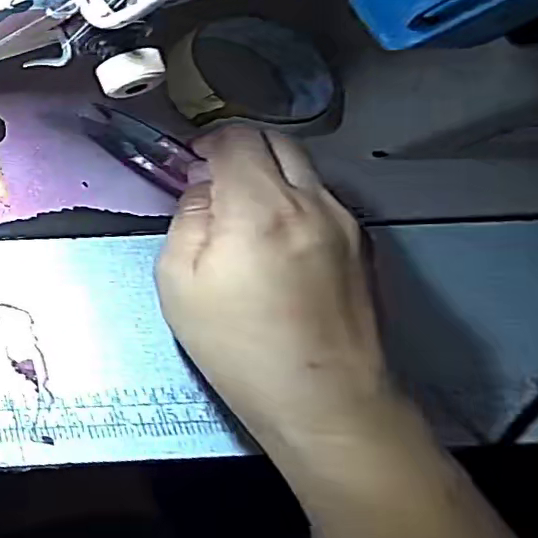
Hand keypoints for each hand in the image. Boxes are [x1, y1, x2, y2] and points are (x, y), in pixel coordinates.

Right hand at [154, 127, 400, 454]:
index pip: (237, 141)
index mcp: (260, 210)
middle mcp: (314, 205)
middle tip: (203, 175)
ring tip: (230, 208)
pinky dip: (286, 197)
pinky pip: (318, 199)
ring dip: (264, 173)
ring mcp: (347, 225)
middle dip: (236, 147)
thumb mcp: (177, 276)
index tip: (182, 160)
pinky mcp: (361, 247)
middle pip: (278, 143)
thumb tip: (200, 188)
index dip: (203, 141)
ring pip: (302, 170)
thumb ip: (188, 218)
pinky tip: (262, 235)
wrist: (323, 397)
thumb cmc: (232, 339)